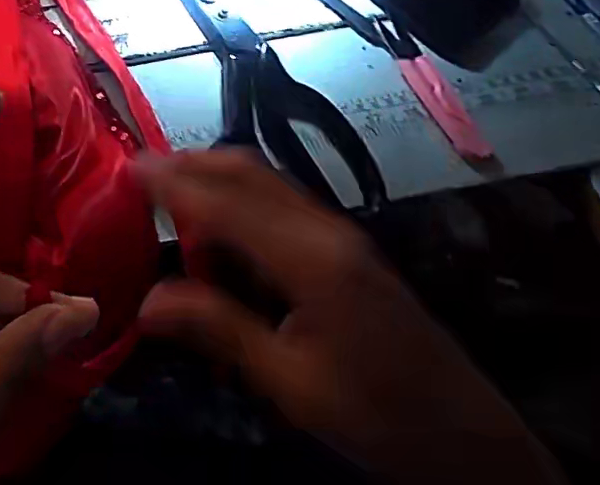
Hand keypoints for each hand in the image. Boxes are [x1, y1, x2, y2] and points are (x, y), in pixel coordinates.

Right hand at [137, 150, 562, 484]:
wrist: (469, 436)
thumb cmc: (379, 415)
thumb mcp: (292, 384)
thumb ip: (219, 330)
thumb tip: (147, 303)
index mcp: (310, 258)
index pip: (225, 202)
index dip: (173, 181)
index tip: (130, 167)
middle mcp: (324, 228)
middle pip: (247, 172)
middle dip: (190, 163)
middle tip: (143, 171)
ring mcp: (337, 230)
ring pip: (264, 179)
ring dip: (213, 175)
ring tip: (169, 190)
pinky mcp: (343, 242)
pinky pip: (280, 199)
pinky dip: (238, 195)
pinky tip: (219, 223)